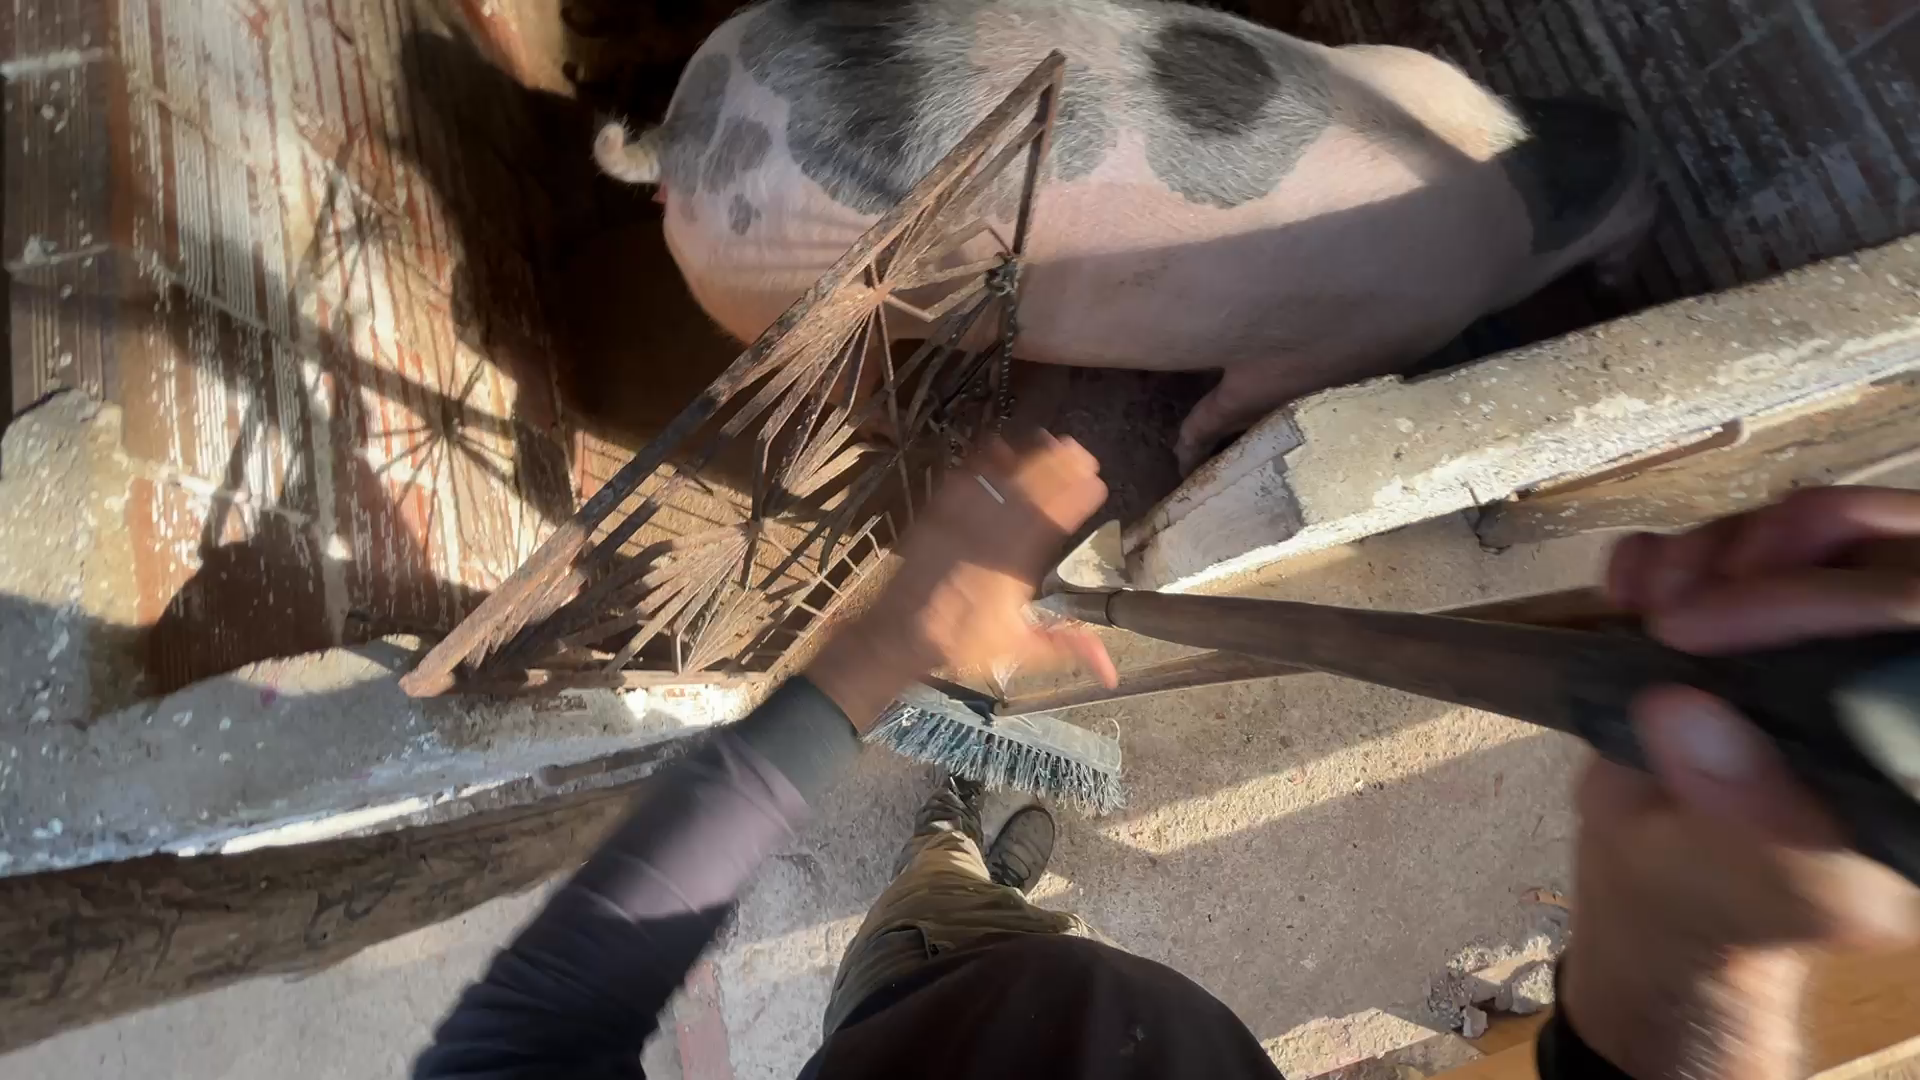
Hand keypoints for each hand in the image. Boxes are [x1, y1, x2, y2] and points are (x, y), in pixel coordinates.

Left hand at [805, 434, 1117, 729]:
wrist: (898, 634)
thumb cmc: (960, 643)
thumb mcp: (1017, 650)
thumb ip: (1065, 646)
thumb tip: (1111, 667)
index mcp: (1012, 569)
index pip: (1051, 526)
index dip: (1076, 502)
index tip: (1097, 485)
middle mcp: (988, 540)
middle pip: (1029, 494)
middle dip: (1058, 469)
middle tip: (1082, 452)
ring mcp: (959, 524)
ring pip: (998, 483)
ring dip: (1026, 459)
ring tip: (1050, 441)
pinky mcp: (936, 517)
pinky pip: (961, 482)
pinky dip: (981, 461)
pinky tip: (996, 445)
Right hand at [1564, 487, 1919, 1078]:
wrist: (1650, 864)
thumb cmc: (1719, 890)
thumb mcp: (1757, 884)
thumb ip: (1750, 816)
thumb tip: (1681, 707)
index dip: (1841, 597)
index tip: (1695, 629)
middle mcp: (1898, 674)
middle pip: (1894, 547)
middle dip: (1769, 552)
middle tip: (1672, 609)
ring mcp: (1823, 638)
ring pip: (1802, 532)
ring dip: (1703, 552)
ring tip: (1639, 612)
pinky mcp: (1740, 618)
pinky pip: (1716, 543)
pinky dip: (1658, 553)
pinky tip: (1623, 594)